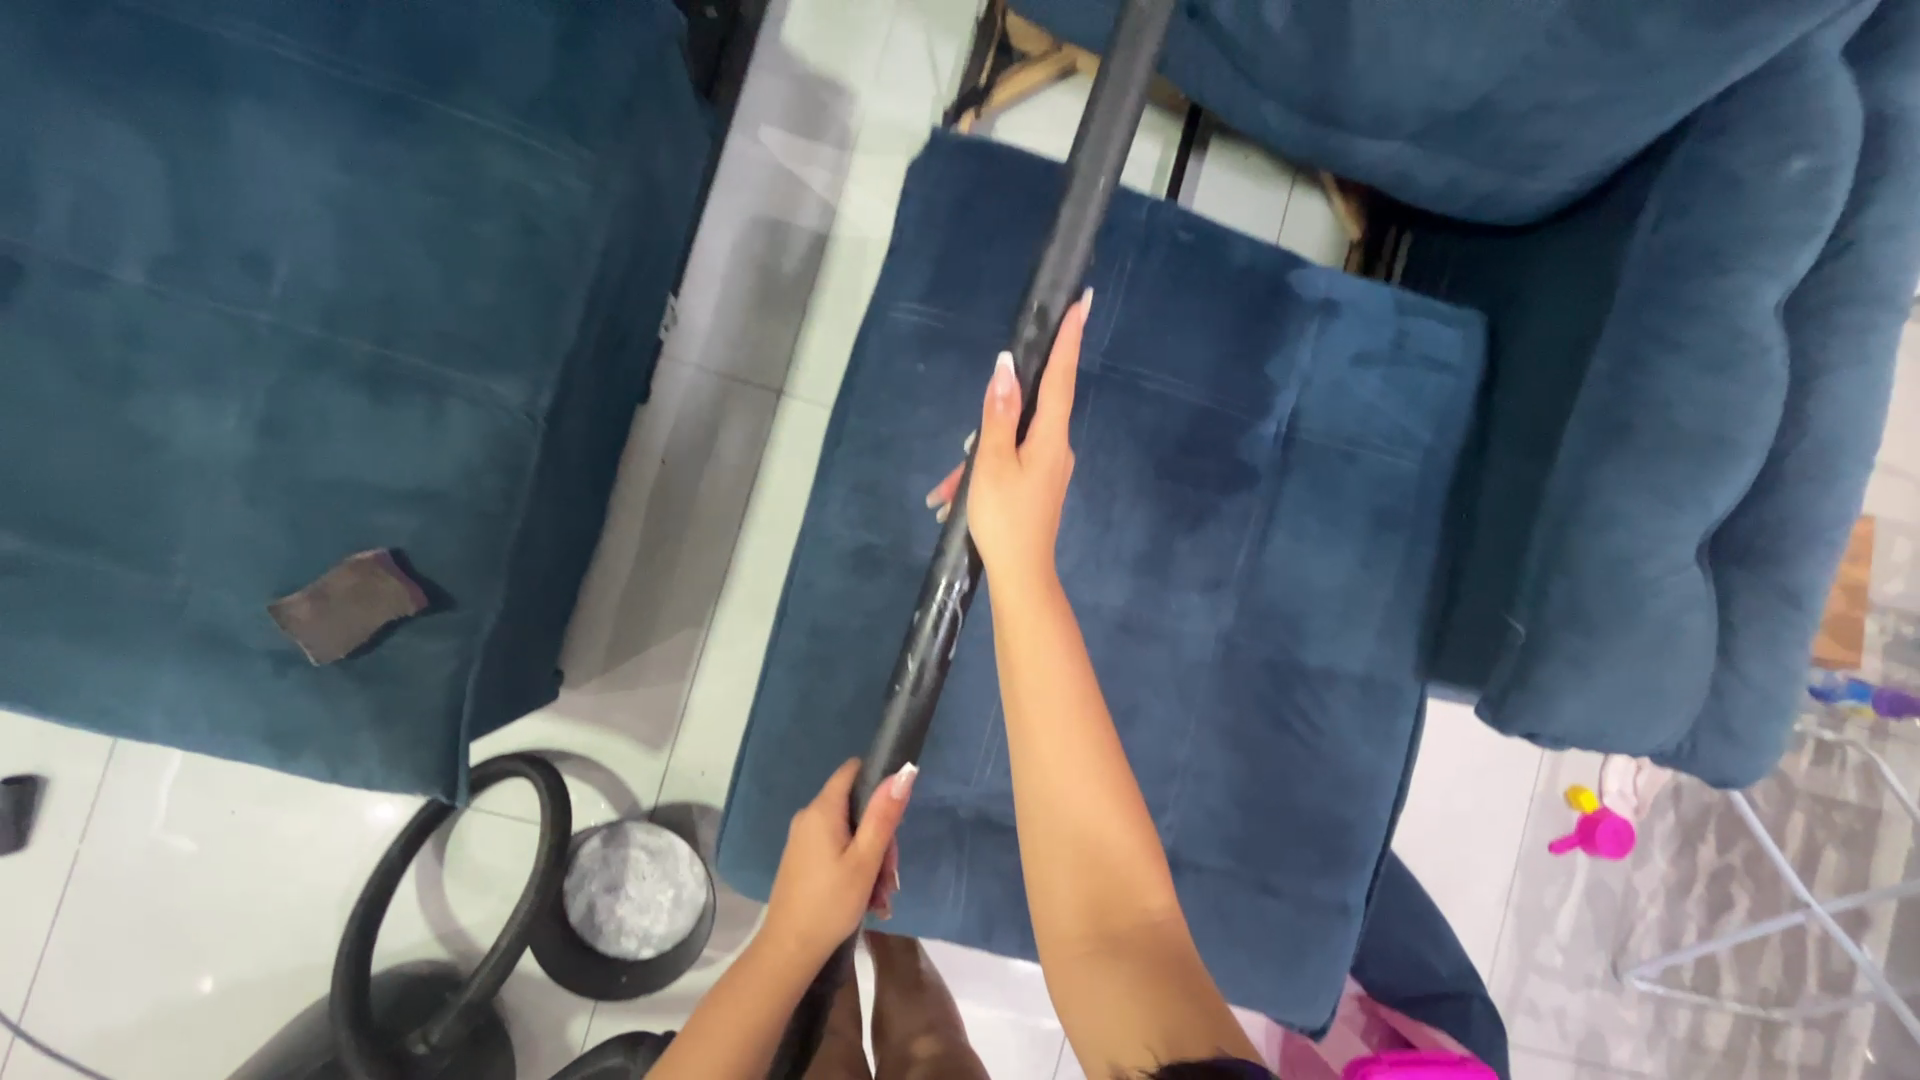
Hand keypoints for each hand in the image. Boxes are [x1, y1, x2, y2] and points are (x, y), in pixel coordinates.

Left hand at [761, 759, 916, 966]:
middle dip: (881, 837)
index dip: (878, 782)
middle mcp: (809, 817)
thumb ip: (884, 814)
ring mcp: (803, 840)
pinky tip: (867, 899)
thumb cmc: (831, 903)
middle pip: (856, 808)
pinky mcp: (803, 860)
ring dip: (872, 860)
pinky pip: (837, 850)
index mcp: (822, 810)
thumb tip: (904, 770)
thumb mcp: (866, 859)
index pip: (853, 770)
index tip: (894, 815)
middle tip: (890, 875)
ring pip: (850, 833)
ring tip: (881, 897)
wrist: (789, 951)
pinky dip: (855, 868)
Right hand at [925, 289, 1087, 590]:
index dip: (1069, 339)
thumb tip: (1006, 366)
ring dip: (976, 461)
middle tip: (964, 469)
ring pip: (1009, 443)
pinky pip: (1008, 464)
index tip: (1082, 303)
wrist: (1021, 576)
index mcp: (1051, 437)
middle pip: (1026, 412)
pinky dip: (982, 475)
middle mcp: (1057, 447)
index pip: (1061, 376)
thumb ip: (998, 413)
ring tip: (950, 493)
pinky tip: (955, 501)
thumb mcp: (992, 462)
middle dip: (990, 426)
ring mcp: (1050, 468)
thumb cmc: (1005, 518)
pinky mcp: (1039, 485)